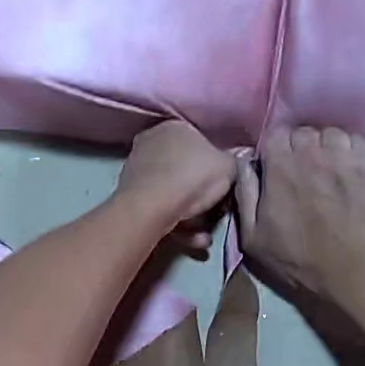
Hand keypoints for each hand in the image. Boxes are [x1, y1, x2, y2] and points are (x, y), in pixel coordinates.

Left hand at [114, 120, 234, 241]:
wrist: (151, 206)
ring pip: (172, 192)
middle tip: (215, 211)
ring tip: (204, 234)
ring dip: (191, 214)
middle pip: (185, 169)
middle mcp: (151, 141)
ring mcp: (136, 166)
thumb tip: (236, 159)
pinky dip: (177, 223)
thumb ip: (235, 162)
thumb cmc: (194, 177)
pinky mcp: (128, 192)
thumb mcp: (229, 167)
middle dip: (201, 194)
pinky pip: (160, 207)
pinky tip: (193, 239)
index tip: (224, 184)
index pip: (200, 142)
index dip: (215, 165)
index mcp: (175, 126)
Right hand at [234, 127, 364, 303]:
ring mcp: (345, 157)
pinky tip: (350, 170)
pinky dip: (352, 150)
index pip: (274, 134)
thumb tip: (242, 160)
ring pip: (332, 134)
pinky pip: (359, 141)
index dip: (275, 150)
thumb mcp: (252, 236)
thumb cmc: (298, 260)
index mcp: (280, 167)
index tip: (277, 167)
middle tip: (303, 172)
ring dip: (327, 147)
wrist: (354, 274)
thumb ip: (244, 192)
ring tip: (329, 169)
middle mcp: (312, 153)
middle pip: (303, 132)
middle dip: (300, 147)